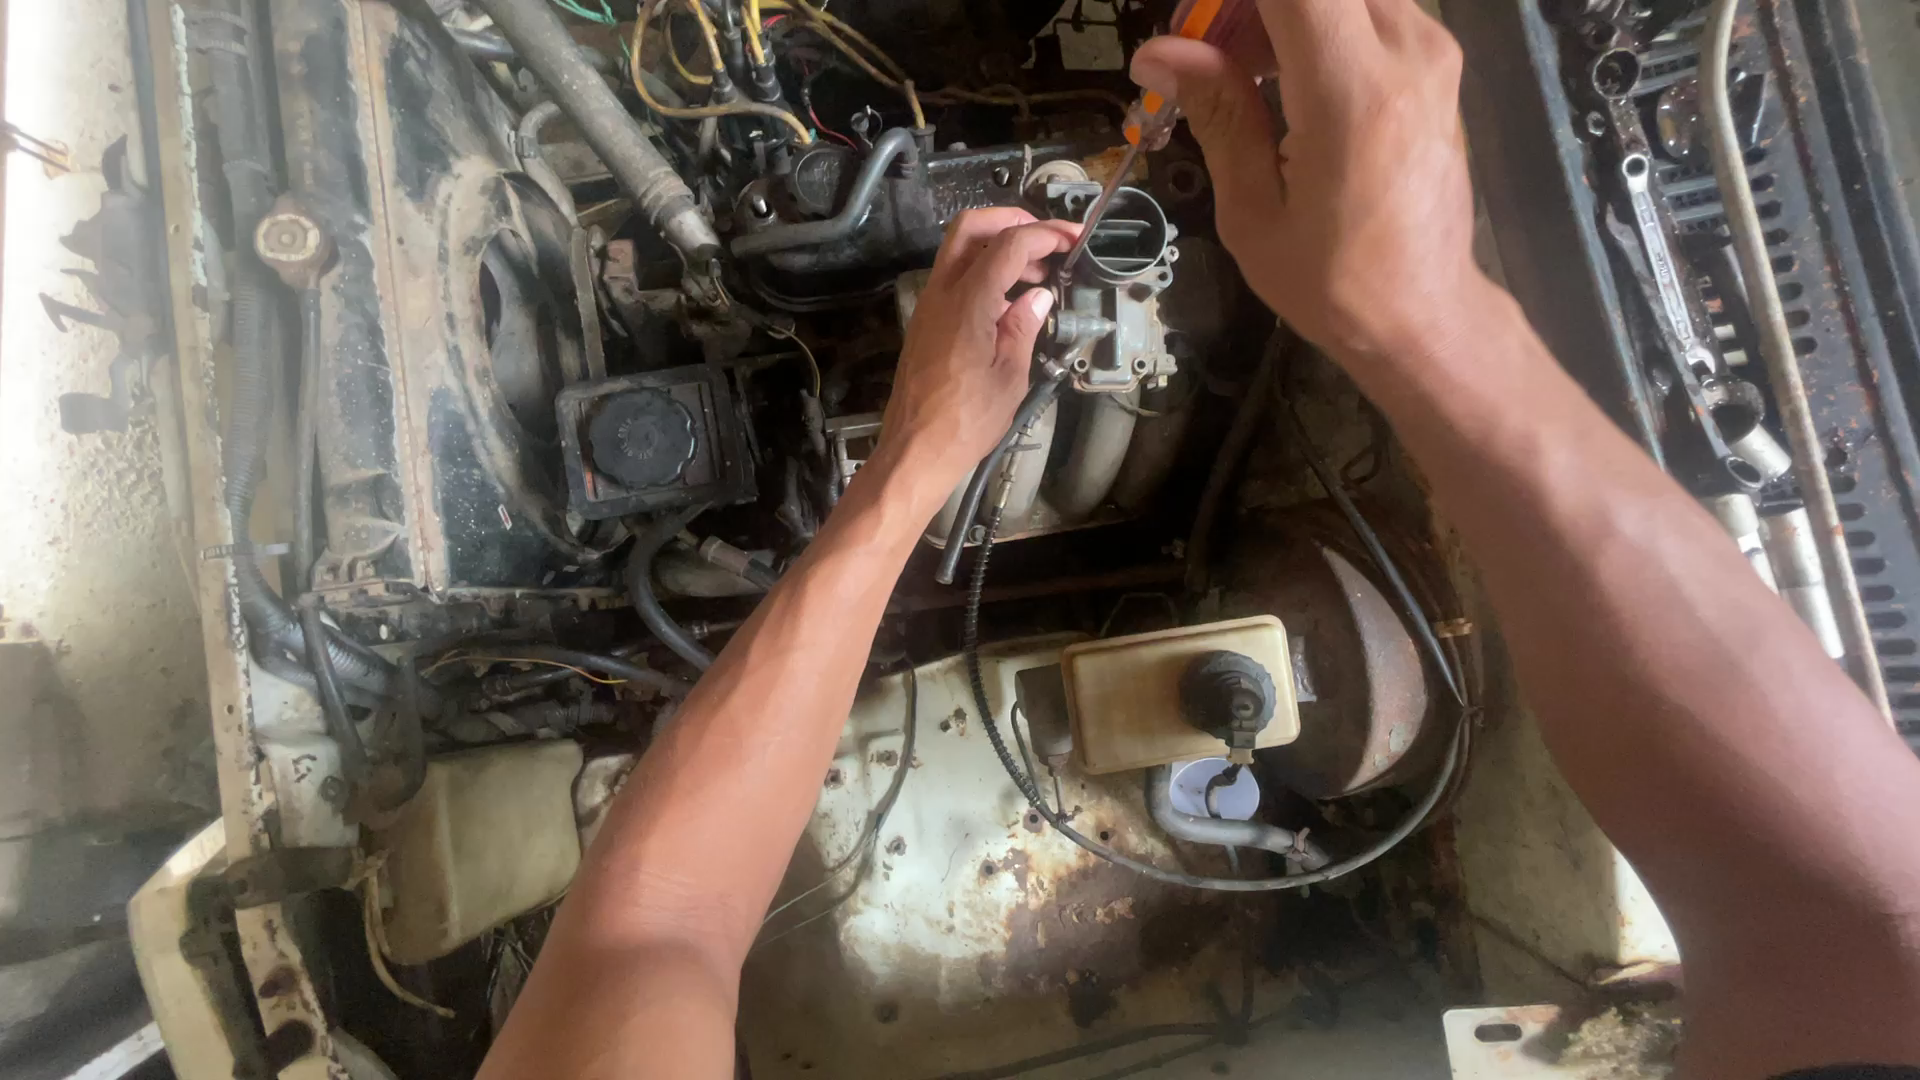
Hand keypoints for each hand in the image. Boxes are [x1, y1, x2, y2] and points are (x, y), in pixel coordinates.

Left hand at [873, 207, 1075, 488]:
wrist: (916, 451)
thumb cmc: (965, 423)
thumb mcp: (1009, 377)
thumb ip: (1024, 328)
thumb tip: (1038, 297)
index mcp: (967, 303)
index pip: (1008, 246)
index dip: (1045, 235)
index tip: (1072, 238)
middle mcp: (941, 295)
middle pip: (970, 228)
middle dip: (1011, 221)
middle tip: (1047, 240)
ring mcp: (928, 308)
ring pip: (958, 252)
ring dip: (997, 248)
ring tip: (1036, 276)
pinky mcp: (925, 325)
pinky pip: (953, 281)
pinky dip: (982, 275)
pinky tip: (1009, 302)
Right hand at [1130, 0, 1487, 364]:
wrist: (1418, 313)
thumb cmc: (1327, 283)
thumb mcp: (1252, 214)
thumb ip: (1218, 117)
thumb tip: (1160, 54)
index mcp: (1354, 93)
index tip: (1190, 36)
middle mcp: (1407, 49)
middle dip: (1247, 5)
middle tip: (1201, 58)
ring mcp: (1432, 49)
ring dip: (1278, 15)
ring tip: (1235, 78)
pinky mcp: (1437, 62)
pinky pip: (1365, 10)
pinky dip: (1312, 28)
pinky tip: (1280, 86)